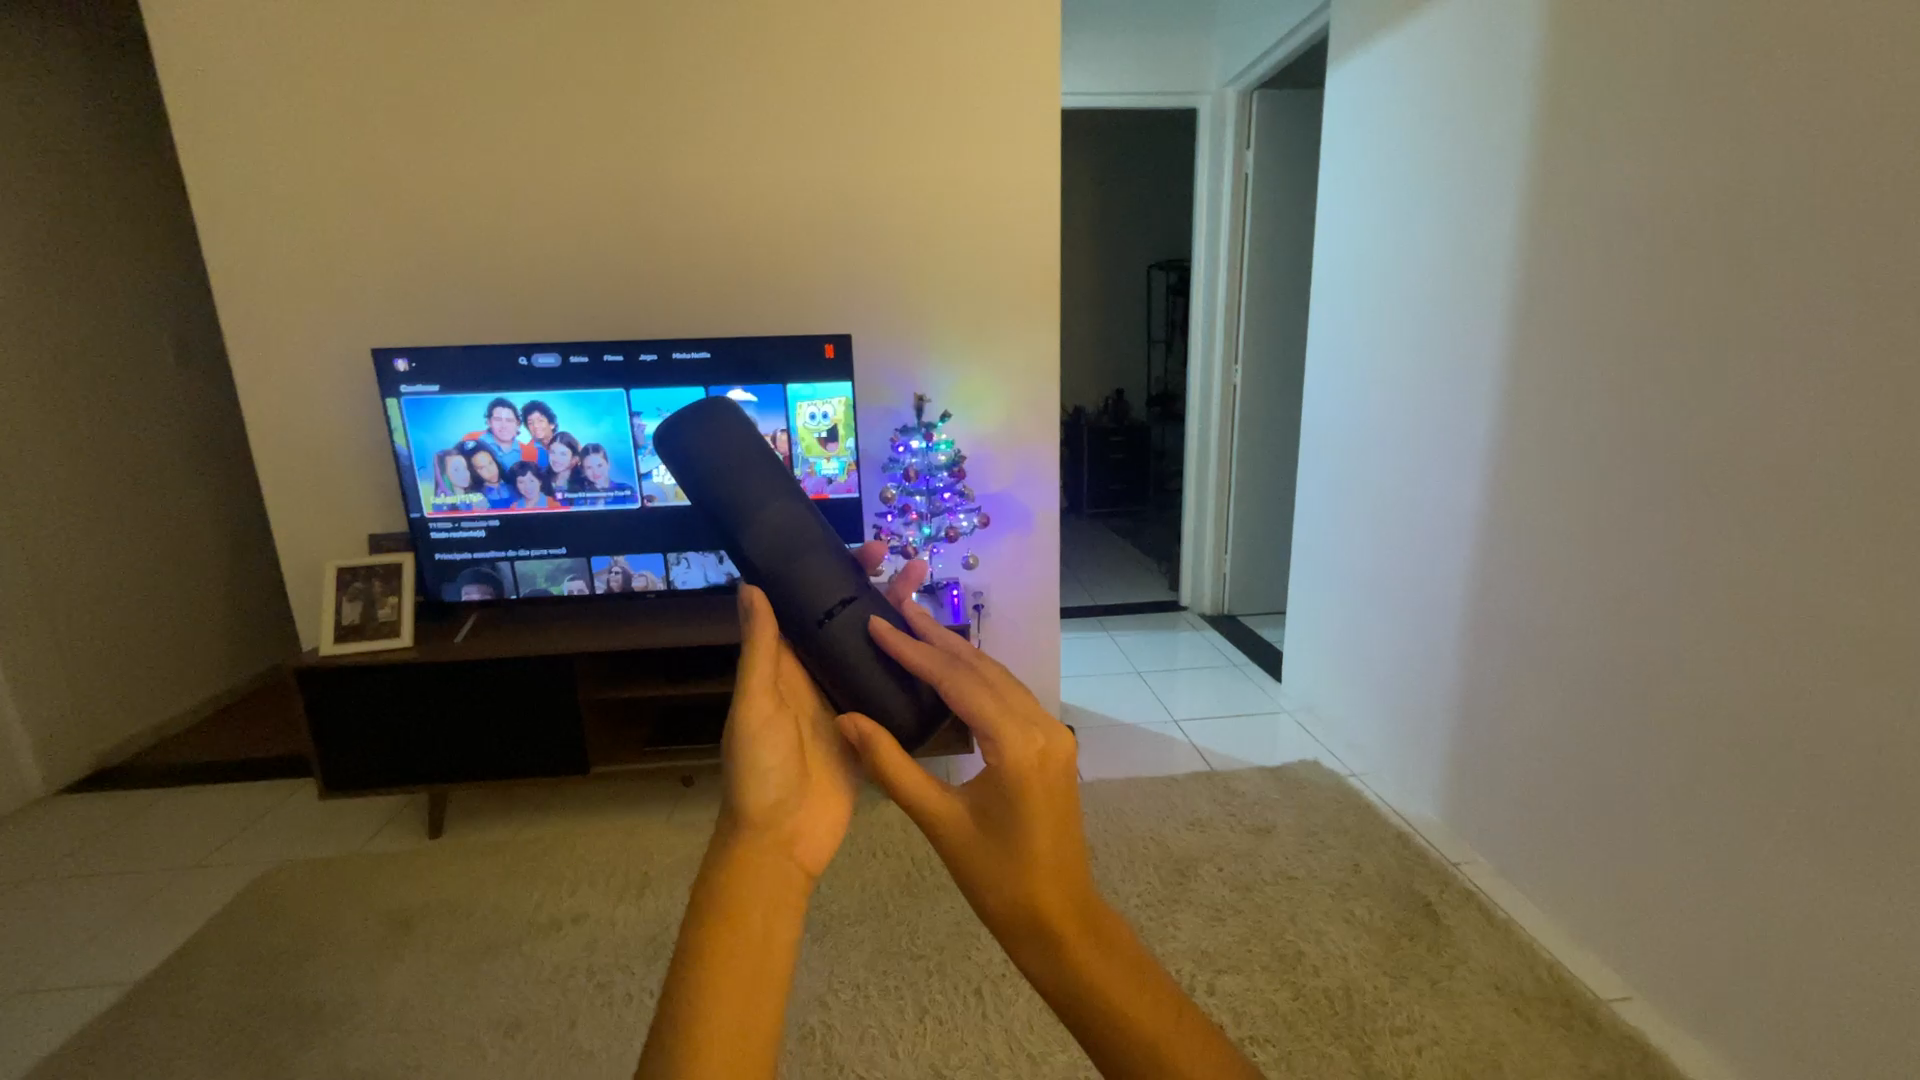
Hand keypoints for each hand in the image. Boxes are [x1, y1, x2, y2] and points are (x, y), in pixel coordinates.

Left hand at [718, 542, 927, 880]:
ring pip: (876, 652)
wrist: (783, 839)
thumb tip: (751, 583)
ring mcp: (848, 701)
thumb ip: (761, 648)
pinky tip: (938, 652)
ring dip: (899, 623)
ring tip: (931, 597)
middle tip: (914, 565)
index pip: (812, 606)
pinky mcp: (872, 728)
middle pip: (850, 622)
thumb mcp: (755, 703)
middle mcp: (817, 676)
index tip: (869, 549)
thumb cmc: (760, 768)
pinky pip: (891, 690)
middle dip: (879, 591)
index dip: (837, 574)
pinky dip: (911, 669)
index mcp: (785, 664)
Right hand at [836, 604, 1097, 945]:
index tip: (877, 624)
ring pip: (1001, 679)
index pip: (957, 680)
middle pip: (982, 669)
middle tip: (897, 608)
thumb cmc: (995, 879)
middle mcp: (1042, 726)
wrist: (1058, 917)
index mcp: (1017, 743)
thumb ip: (891, 765)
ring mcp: (1054, 733)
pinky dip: (979, 680)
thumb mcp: (937, 821)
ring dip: (959, 655)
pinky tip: (953, 672)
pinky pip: (1012, 698)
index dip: (913, 650)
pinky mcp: (1053, 744)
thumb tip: (847, 719)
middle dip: (937, 639)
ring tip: (918, 629)